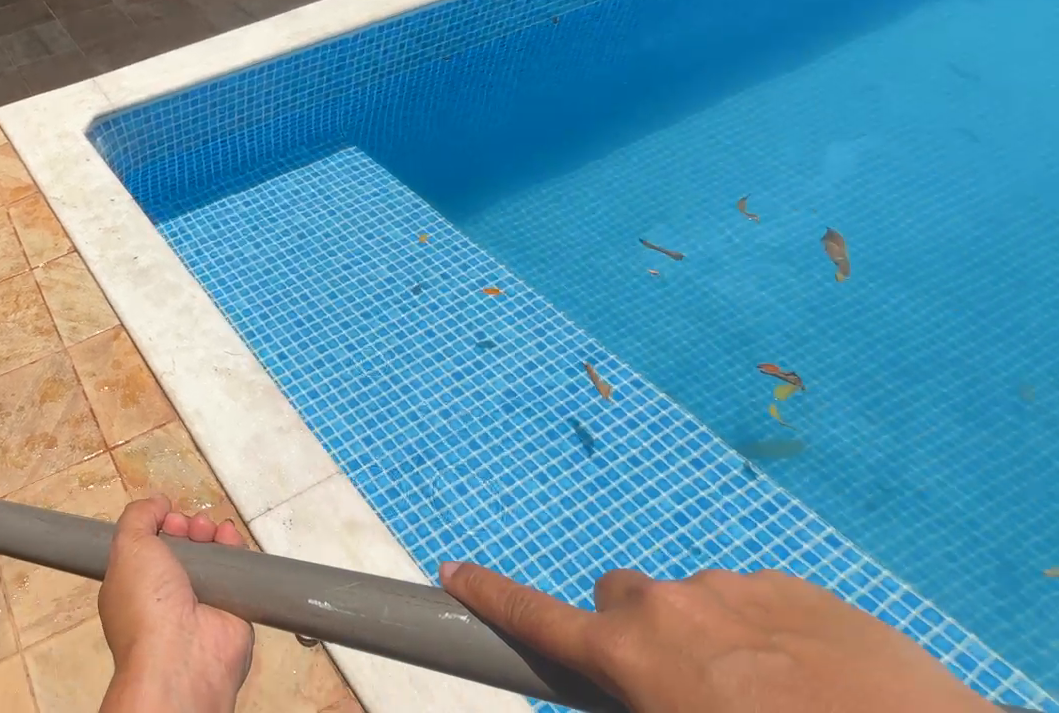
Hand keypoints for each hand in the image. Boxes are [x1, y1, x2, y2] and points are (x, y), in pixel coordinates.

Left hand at [98, 495, 253, 712]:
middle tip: (193, 526)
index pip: (149, 546)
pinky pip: (236, 572)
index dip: (159, 525)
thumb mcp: (127, 545)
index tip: (167, 519)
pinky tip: (231, 538)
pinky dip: (235, 549)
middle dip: (188, 527)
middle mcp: (167, 595)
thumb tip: (158, 503)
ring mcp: (201, 603)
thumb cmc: (146, 600)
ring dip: (212, 534)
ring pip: (210, 556)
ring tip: (211, 531)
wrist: (182, 656)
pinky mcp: (233, 609)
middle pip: (182, 548)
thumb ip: (138, 516)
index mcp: (135, 586)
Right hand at [439, 561, 993, 712]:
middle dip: (634, 630)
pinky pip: (754, 599)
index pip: (533, 615)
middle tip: (687, 687)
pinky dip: (766, 630)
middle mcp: (664, 606)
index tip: (451, 571)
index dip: (487, 594)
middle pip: (615, 595)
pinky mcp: (792, 585)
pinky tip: (820, 678)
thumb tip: (637, 691)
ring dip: (708, 634)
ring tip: (776, 693)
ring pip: (690, 600)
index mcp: (629, 655)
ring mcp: (728, 588)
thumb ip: (638, 702)